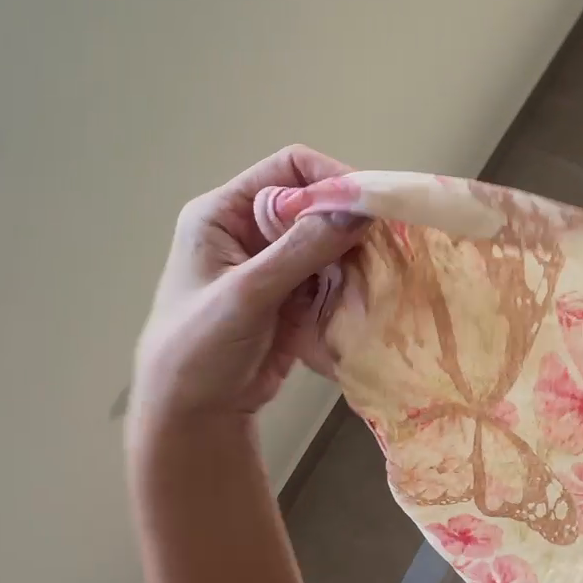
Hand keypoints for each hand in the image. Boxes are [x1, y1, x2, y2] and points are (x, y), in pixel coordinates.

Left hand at [131, 145, 366, 429]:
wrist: (196, 412)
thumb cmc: (198, 348)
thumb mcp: (247, 294)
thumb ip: (300, 250)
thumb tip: (356, 210)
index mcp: (225, 213)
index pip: (288, 169)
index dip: (330, 179)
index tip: (369, 205)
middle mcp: (253, 230)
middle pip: (318, 204)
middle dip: (351, 220)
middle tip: (386, 243)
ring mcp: (279, 265)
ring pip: (333, 241)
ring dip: (357, 254)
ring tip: (381, 271)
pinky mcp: (299, 295)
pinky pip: (338, 275)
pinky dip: (356, 281)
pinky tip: (370, 292)